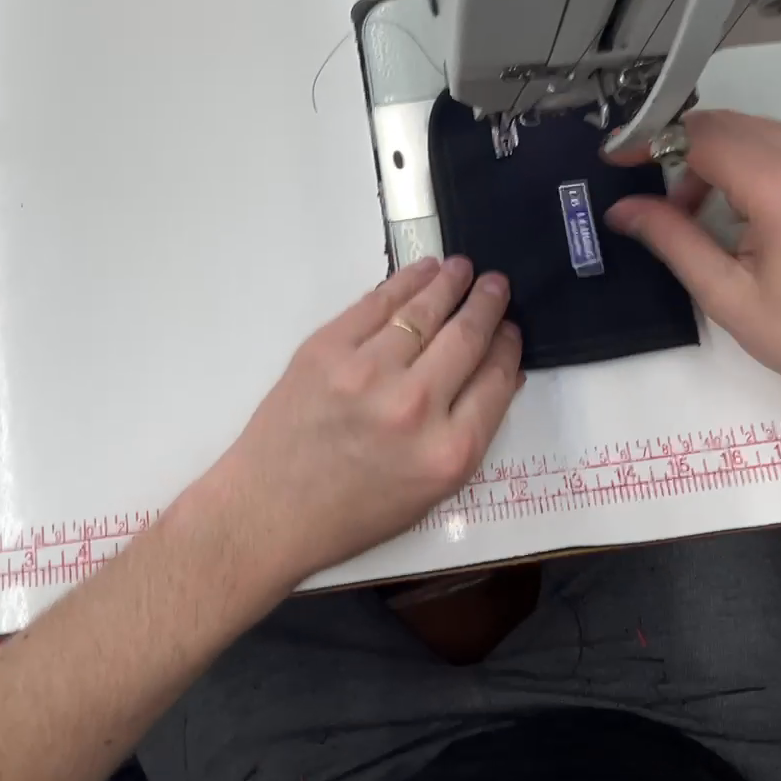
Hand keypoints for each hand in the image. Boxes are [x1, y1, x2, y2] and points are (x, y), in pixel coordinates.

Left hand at [200, 256, 522, 588]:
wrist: (270, 510)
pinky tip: (423, 271)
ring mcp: (367, 371)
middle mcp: (415, 405)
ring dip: (449, 282)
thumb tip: (498, 374)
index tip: (511, 328)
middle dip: (487, 305)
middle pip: (466, 337)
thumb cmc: (352, 512)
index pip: (496, 379)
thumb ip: (470, 431)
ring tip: (463, 268)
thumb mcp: (430, 491)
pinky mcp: (327, 348)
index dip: (508, 346)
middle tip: (497, 284)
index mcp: (449, 451)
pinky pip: (377, 303)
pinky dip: (405, 281)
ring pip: (423, 311)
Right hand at [605, 111, 780, 419]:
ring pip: (760, 130)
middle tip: (663, 204)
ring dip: (719, 158)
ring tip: (706, 215)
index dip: (653, 142)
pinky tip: (750, 210)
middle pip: (731, 125)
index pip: (705, 138)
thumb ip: (673, 240)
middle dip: (683, 152)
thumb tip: (623, 210)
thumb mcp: (728, 296)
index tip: (618, 159)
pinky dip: (754, 162)